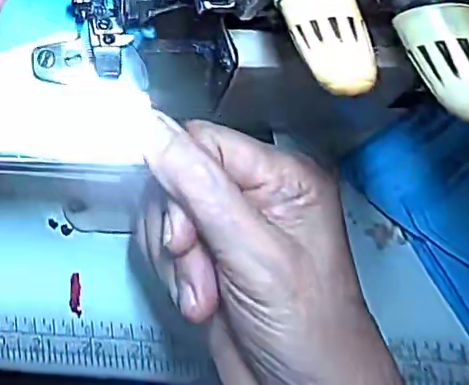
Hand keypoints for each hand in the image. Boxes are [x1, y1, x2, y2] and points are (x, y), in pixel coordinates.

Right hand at [136, 120, 400, 384]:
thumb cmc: (316, 340)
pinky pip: (159, 236)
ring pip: (161, 207)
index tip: (178, 229)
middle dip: (176, 229)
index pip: (199, 140)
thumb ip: (199, 185)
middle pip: (174, 174)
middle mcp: (252, 190)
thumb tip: (152, 127)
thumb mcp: (255, 255)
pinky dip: (168, 270)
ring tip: (202, 294)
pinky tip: (197, 298)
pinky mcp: (205, 248)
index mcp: (280, 174)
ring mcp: (226, 220)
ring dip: (171, 257)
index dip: (176, 179)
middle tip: (196, 265)